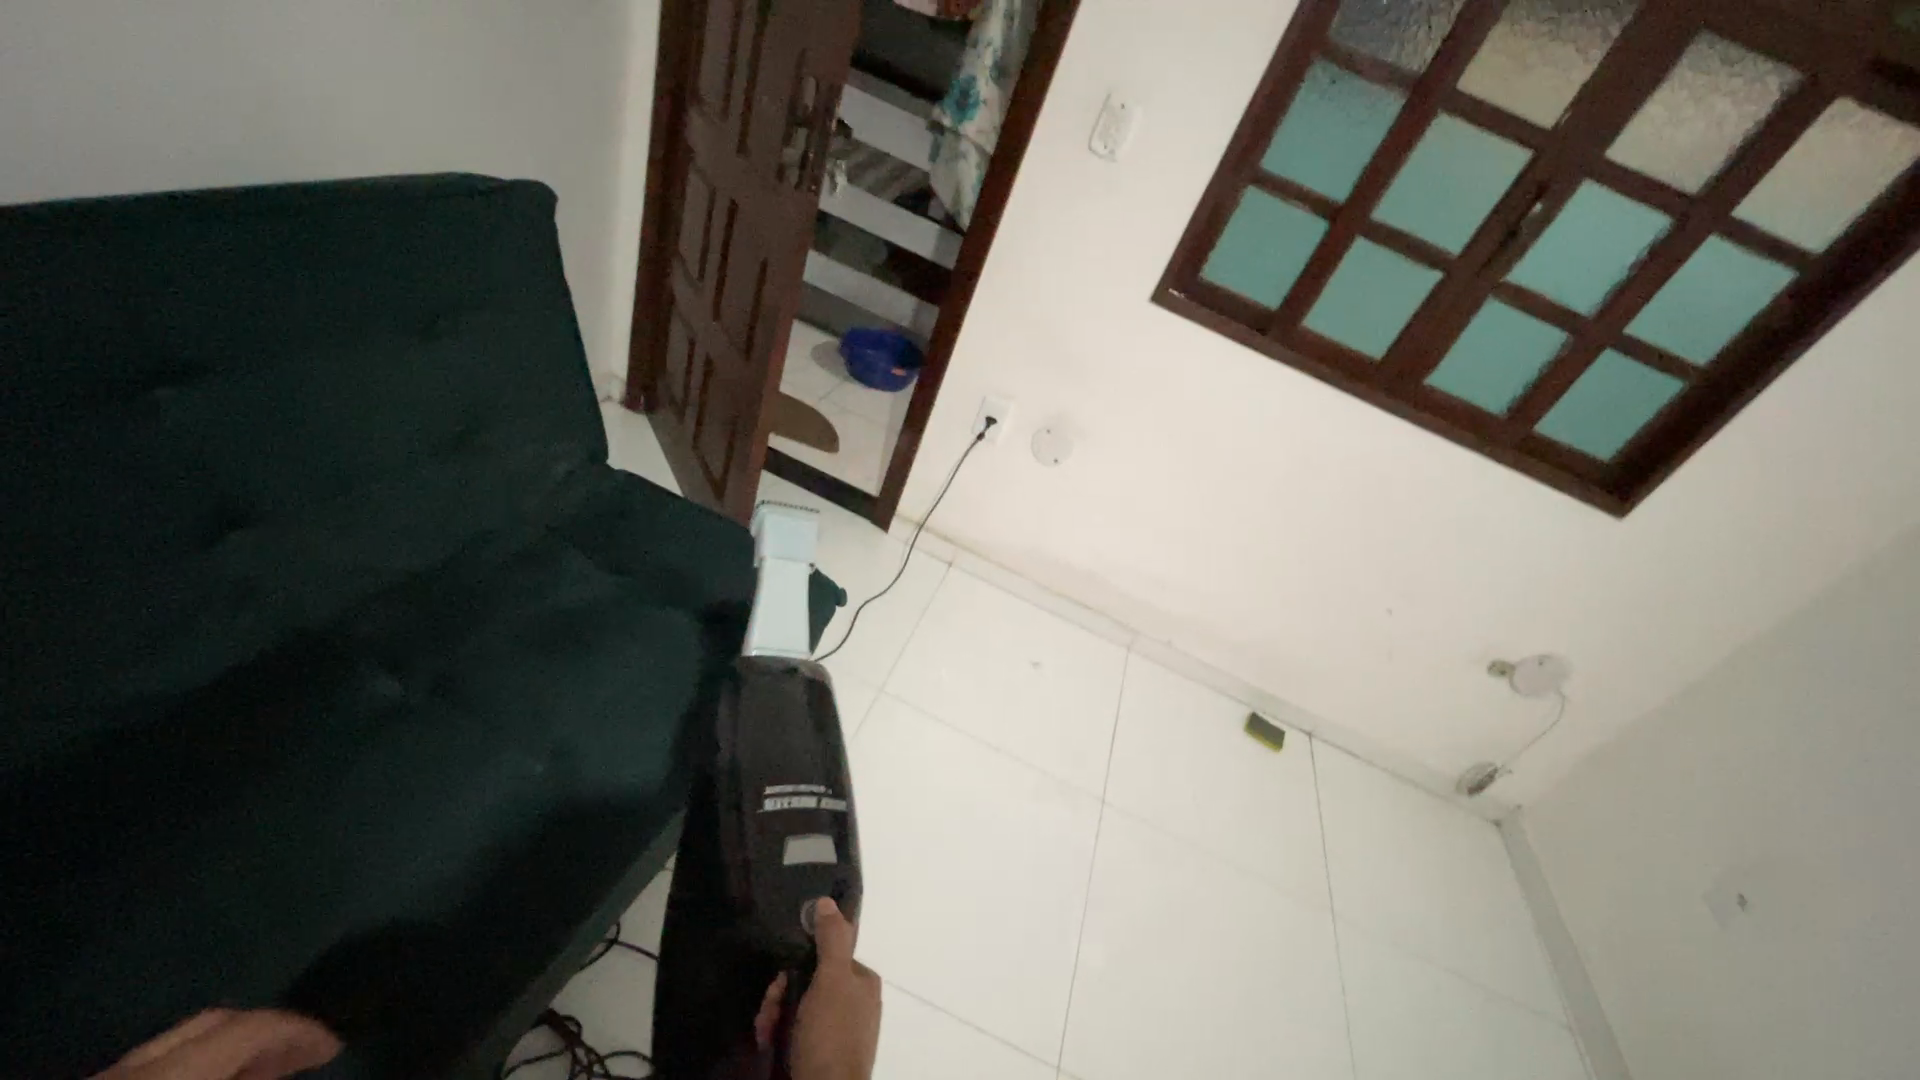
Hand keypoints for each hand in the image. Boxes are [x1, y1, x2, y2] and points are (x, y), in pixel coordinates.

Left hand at [94, 1009, 341, 1079]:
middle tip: (307, 1055)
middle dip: (266, 1035)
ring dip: (230, 1055)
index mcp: (160, 1077)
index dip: (299, 1032)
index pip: (246, 1028)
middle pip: (210, 1026)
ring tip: (267, 1075)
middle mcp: (125, 1073)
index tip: (336, 1048)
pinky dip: (195, 1073)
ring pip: (176, 1050)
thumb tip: (288, 1072)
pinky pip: (149, 1074)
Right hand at [755, 898, 881, 1079]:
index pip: (826, 957)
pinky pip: (796, 1034)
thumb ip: (831, 940)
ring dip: (775, 1015)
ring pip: (798, 1008)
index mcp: (862, 982)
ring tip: (765, 1030)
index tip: (780, 977)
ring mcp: (837, 1033)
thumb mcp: (832, 980)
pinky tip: (766, 1042)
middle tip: (770, 1010)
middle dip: (782, 993)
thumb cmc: (832, 1036)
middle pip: (808, 983)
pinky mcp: (820, 1056)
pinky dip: (778, 1035)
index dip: (799, 963)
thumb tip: (828, 901)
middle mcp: (853, 1004)